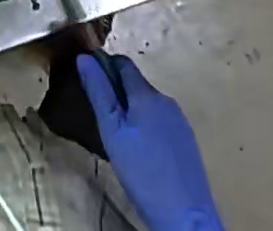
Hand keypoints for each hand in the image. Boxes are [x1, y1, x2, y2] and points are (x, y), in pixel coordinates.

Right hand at [78, 53, 223, 230]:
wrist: (187, 220)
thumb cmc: (142, 171)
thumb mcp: (111, 130)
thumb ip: (98, 91)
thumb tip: (84, 56)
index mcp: (147, 94)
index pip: (122, 62)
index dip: (103, 65)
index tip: (89, 82)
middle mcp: (166, 101)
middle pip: (135, 83)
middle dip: (116, 91)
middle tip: (100, 116)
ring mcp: (180, 122)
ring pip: (147, 103)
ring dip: (130, 109)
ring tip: (118, 137)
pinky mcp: (188, 142)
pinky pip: (160, 121)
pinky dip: (146, 125)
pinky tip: (140, 152)